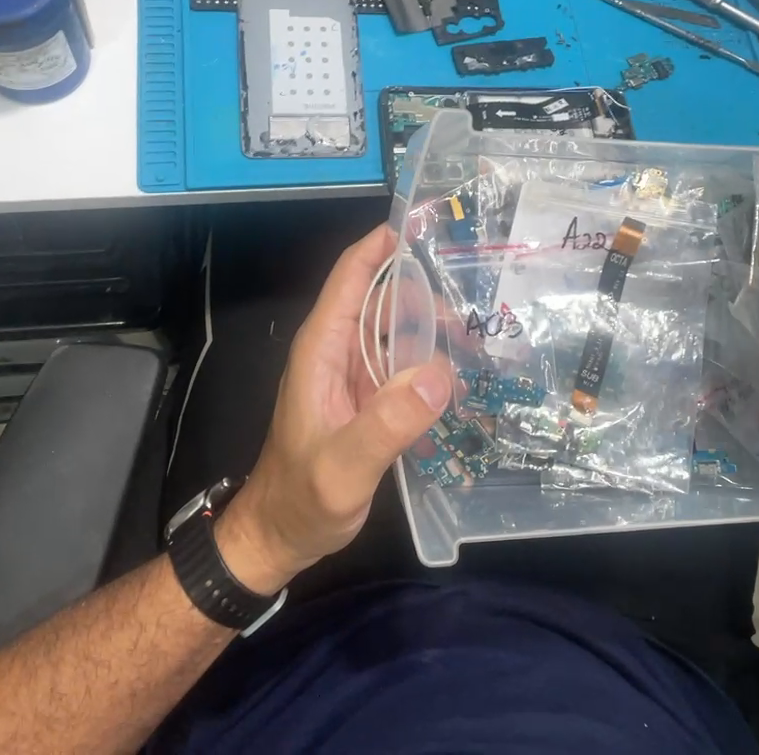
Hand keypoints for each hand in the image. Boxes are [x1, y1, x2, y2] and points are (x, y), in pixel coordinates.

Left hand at [215, 225, 452, 594]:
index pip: (351, 277)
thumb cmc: (302, 498)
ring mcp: (351, 375)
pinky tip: (460, 369)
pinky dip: (427, 358)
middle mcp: (336, 351)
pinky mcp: (365, 398)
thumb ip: (388, 422)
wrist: (280, 535)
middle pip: (380, 297)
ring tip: (479, 330)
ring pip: (393, 329)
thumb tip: (439, 371)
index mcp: (322, 349)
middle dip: (422, 285)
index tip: (426, 223)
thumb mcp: (344, 465)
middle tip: (476, 289)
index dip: (382, 245)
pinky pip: (399, 362)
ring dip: (430, 324)